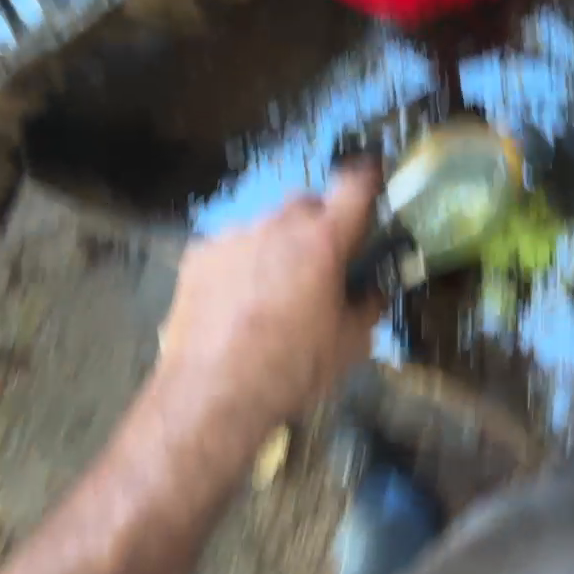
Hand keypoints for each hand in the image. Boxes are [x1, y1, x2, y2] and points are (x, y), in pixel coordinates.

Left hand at [155, 166, 382, 430]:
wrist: (211, 395)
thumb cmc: (292, 368)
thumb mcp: (351, 344)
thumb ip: (369, 304)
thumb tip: (373, 288)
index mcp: (324, 239)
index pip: (356, 184)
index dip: (369, 178)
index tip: (373, 178)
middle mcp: (280, 224)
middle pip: (308, 205)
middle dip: (319, 225)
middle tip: (319, 264)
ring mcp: (235, 235)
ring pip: (268, 226)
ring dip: (277, 247)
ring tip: (270, 292)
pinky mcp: (200, 253)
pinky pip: (232, 248)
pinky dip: (240, 265)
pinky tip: (234, 304)